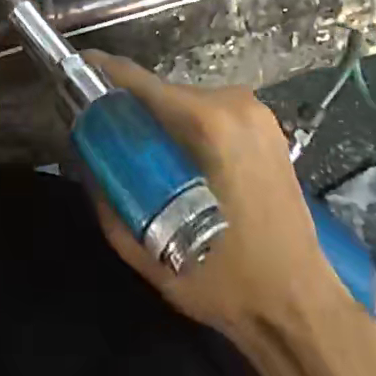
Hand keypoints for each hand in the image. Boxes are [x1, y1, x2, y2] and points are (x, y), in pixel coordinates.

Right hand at [82, 50, 375, 375]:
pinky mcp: (268, 127)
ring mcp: (256, 113)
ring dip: (161, 120)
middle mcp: (234, 105)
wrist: (299, 307)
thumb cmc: (224, 279)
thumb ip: (107, 201)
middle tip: (108, 134)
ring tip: (144, 154)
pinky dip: (188, 127)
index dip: (102, 70)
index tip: (76, 67)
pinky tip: (179, 161)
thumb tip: (85, 163)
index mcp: (208, 124)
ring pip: (187, 101)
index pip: (140, 82)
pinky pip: (211, 113)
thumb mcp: (149, 249)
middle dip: (131, 108)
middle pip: (163, 92)